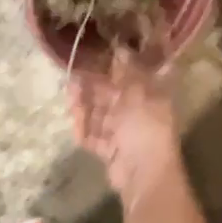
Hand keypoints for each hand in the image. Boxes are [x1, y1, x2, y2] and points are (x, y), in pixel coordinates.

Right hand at [66, 50, 182, 199]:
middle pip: (112, 95)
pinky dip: (83, 126)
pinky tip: (73, 115)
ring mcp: (121, 133)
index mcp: (150, 97)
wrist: (141, 173)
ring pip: (99, 113)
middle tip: (75, 71)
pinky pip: (92, 134)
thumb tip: (122, 48)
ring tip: (70, 91)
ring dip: (85, 103)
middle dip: (94, 84)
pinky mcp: (108, 149)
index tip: (98, 52)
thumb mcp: (139, 93)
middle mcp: (136, 113)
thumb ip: (128, 72)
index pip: (133, 76)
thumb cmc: (146, 128)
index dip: (116, 65)